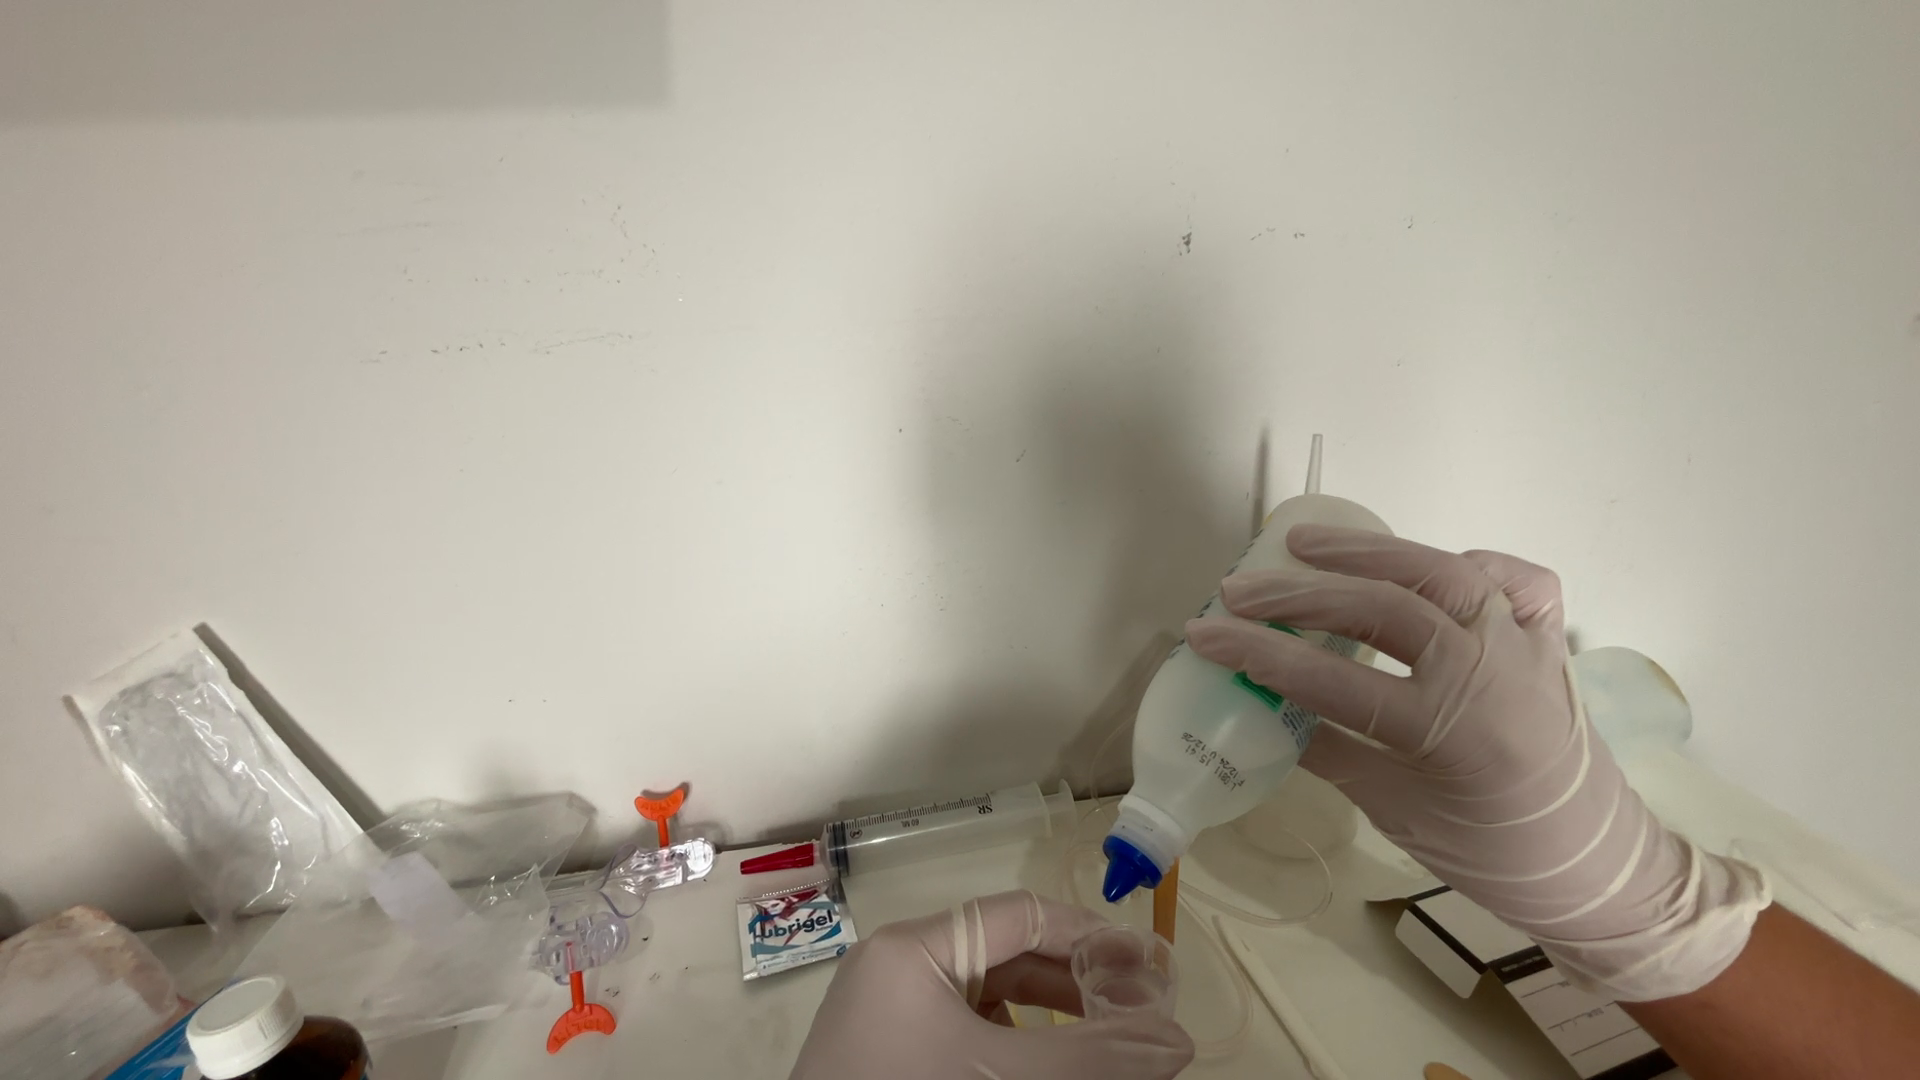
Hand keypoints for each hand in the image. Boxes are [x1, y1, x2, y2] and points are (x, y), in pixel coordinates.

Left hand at [788, 890, 1192, 1079]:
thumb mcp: (1004, 1077)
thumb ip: (1091, 1057)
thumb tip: (1179, 1042)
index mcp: (913, 948)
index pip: (1018, 915)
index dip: (1086, 935)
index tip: (1147, 966)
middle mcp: (899, 967)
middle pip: (1005, 954)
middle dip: (1076, 982)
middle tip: (1141, 1011)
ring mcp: (892, 1013)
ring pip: (988, 997)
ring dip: (1051, 1015)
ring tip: (1109, 1040)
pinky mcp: (894, 1053)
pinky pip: (965, 1031)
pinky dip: (1014, 1043)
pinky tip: (1052, 1065)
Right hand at [1186, 525, 1767, 1001]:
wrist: (1604, 873)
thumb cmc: (1491, 856)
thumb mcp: (1393, 809)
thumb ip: (1327, 749)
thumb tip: (1262, 705)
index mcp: (1451, 732)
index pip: (1332, 680)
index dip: (1258, 655)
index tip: (1204, 635)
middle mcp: (1493, 674)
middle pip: (1384, 609)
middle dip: (1299, 595)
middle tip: (1238, 589)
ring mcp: (1526, 647)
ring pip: (1442, 573)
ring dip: (1365, 552)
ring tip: (1302, 542)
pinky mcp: (1547, 640)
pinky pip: (1513, 580)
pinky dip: (1467, 562)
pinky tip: (1424, 568)